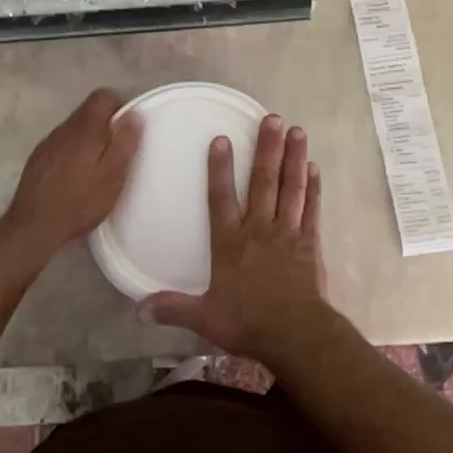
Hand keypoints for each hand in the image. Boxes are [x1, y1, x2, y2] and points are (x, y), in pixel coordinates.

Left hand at [0, 89, 142, 257]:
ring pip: (73, 129)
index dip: (119, 105)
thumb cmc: (80, 202)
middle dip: (105, 124)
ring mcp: (47, 144)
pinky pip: (61, 144)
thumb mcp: (113, 176)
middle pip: (87, 111)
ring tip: (97, 167)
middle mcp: (63, 129)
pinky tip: (75, 177)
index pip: (102, 96)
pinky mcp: (37, 159)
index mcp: (84, 128)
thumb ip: (124, 143)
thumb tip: (134, 114)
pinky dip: (72, 152)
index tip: (127, 128)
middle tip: (117, 152)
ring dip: (88, 139)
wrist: (33, 227)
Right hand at [140, 114, 332, 368]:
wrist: (295, 334)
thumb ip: (173, 308)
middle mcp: (258, 229)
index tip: (221, 138)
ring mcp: (287, 232)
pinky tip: (313, 168)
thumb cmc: (247, 322)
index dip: (219, 168)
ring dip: (294, 158)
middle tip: (273, 118)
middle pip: (262, 181)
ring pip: (290, 188)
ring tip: (298, 131)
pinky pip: (311, 208)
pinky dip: (313, 188)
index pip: (221, 197)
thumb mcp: (204, 317)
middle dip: (267, 148)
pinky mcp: (310, 243)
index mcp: (230, 242)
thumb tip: (138, 308)